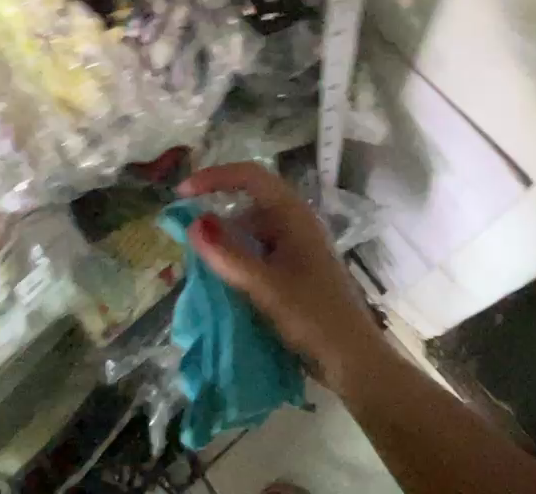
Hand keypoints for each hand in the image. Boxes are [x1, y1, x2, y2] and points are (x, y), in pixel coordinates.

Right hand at [178, 163, 390, 391]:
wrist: (353, 360)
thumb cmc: (313, 315)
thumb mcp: (265, 286)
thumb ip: (228, 255)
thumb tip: (192, 224)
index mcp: (293, 214)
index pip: (249, 176)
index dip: (214, 177)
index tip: (182, 193)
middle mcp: (296, 222)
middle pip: (249, 202)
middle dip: (216, 214)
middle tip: (187, 235)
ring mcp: (297, 245)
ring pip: (252, 229)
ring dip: (226, 240)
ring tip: (200, 262)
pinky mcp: (296, 269)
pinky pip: (259, 250)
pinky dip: (238, 257)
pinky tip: (223, 278)